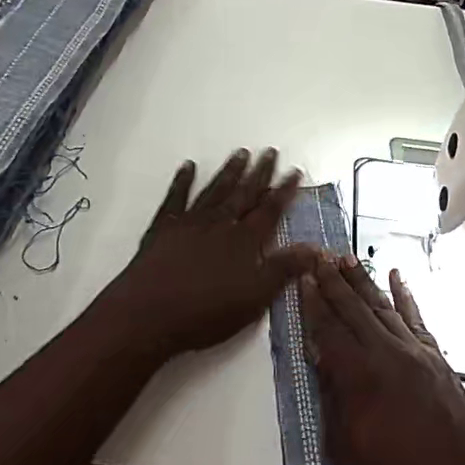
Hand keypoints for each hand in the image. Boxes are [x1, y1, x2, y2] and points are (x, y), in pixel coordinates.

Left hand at [98, 149, 314, 356]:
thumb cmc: (206, 312)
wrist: (150, 312)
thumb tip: (314, 248)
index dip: (284, 191)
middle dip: (259, 173)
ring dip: (229, 172)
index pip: (269, 210)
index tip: (294, 172)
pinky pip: (176, 197)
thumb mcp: (254, 298)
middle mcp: (219, 224)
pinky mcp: (163, 227)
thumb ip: (283, 270)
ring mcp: (189, 222)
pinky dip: (182, 181)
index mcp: (243, 241)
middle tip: (270, 152)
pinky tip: (187, 167)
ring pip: (214, 190)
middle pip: (243, 193)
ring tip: (240, 153)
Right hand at [301, 257, 464, 464]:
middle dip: (333, 279)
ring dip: (362, 280)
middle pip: (353, 307)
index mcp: (360, 375)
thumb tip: (324, 366)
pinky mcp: (438, 360)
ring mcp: (416, 354)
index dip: (312, 302)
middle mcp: (388, 354)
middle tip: (318, 255)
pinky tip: (397, 278)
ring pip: (382, 306)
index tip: (303, 279)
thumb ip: (331, 400)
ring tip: (346, 258)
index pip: (328, 328)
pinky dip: (405, 296)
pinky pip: (416, 319)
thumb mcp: (345, 449)